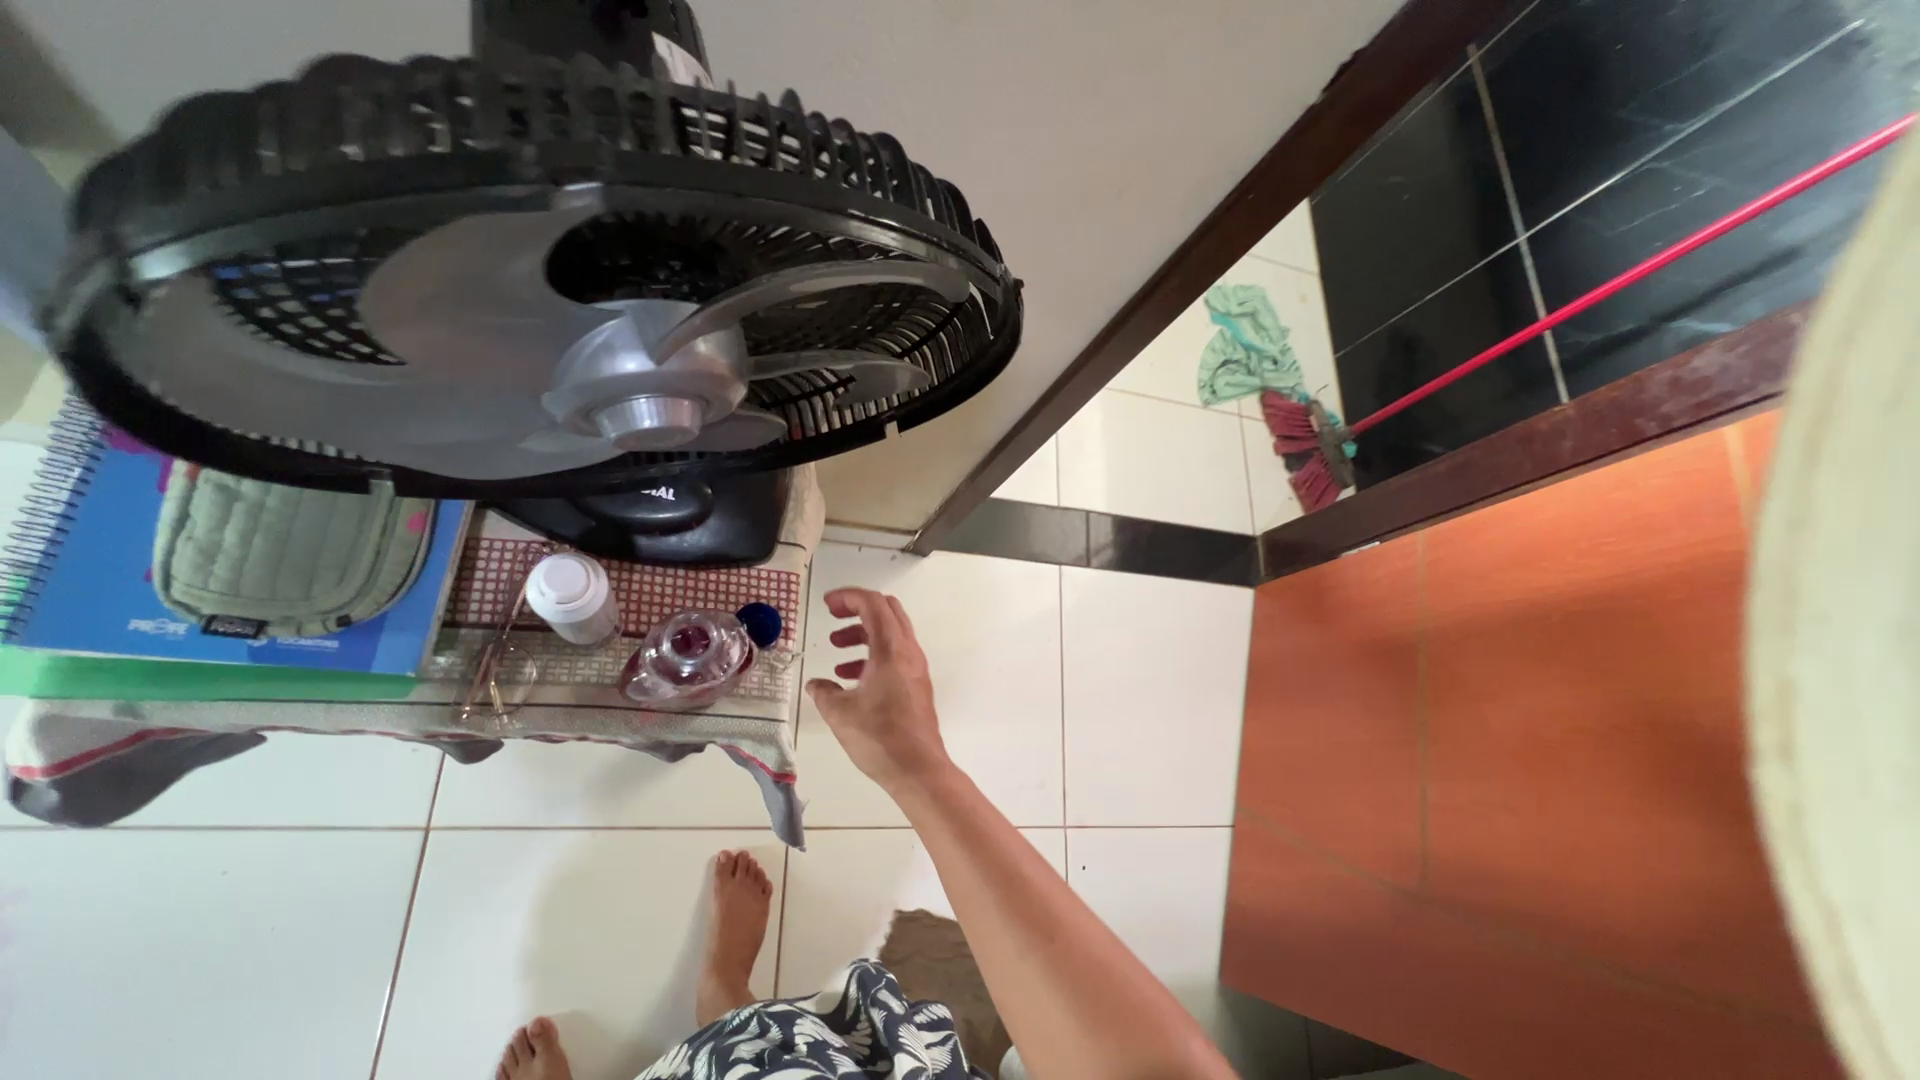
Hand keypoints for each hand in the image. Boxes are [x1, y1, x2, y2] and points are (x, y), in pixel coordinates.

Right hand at [805, 588, 951, 793]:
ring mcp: (916, 668)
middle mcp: (908, 652)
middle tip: (832, 619)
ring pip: (890, 634)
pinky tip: (850, 679)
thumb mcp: (840, 713)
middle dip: (857, 609)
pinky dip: (872, 655)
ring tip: (836, 650)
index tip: (826, 605)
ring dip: (863, 634)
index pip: (873, 604)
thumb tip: (816, 684)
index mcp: (891, 650)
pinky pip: (894, 655)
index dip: (848, 597)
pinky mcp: (916, 685)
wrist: (918, 769)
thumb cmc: (879, 738)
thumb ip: (824, 692)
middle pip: (887, 611)